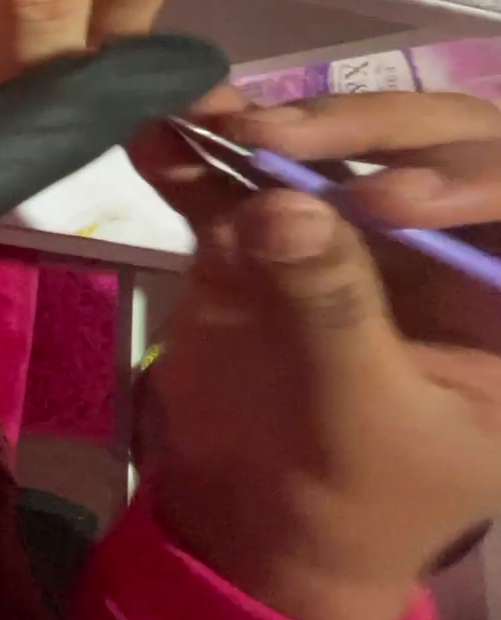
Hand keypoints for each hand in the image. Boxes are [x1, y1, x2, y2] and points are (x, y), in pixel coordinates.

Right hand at [132, 92, 500, 619]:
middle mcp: (442, 250)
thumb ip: (327, 306)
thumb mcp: (356, 410)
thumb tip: (281, 204)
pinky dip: (185, 161)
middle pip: (426, 149)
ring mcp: (339, 240)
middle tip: (264, 137)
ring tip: (195, 111)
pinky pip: (224, 186)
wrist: (242, 508)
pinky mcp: (250, 242)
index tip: (381, 199)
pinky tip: (150, 137)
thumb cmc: (346, 486)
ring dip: (253, 126)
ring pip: (315, 154)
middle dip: (353, 131)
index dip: (474, 176)